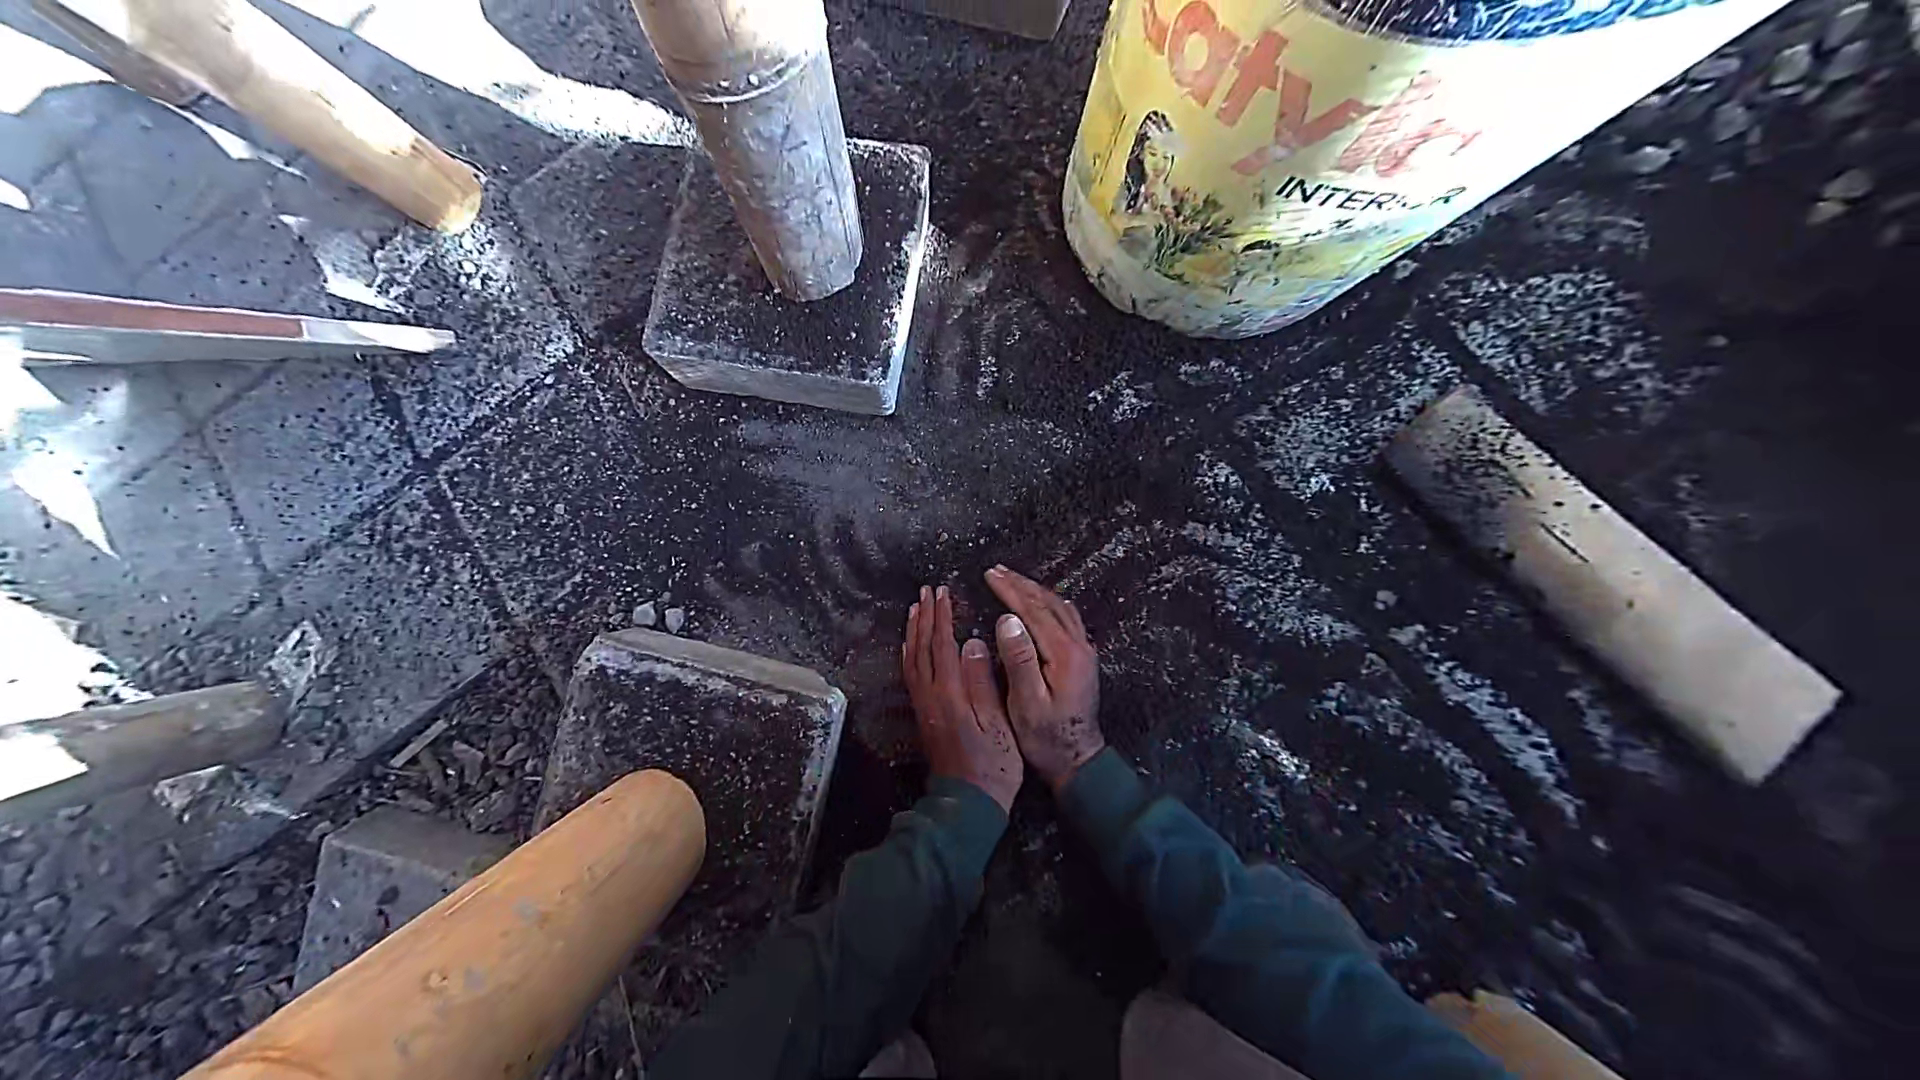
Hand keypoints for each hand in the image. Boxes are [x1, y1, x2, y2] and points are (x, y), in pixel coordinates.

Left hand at [903, 585, 1022, 810]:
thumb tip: (972, 643)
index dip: (942, 617)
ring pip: (912, 658)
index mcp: (950, 695)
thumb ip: (983, 682)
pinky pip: (910, 674)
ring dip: (913, 630)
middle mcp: (931, 696)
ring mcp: (924, 706)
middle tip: (927, 591)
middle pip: (922, 647)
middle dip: (924, 617)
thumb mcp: (997, 724)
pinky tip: (910, 645)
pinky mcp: (924, 715)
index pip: (942, 645)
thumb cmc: (992, 766)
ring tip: (916, 608)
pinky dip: (909, 653)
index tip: (944, 592)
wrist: (967, 804)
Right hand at [984, 566, 1104, 789]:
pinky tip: (1039, 603)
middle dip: (1021, 584)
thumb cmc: (1046, 737)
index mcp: (1063, 654)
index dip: (1010, 591)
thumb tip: (1007, 620)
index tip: (989, 576)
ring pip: (1060, 607)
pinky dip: (1048, 603)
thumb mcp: (1027, 703)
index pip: (1034, 611)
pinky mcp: (1082, 658)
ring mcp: (1084, 651)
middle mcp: (1079, 646)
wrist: (1078, 760)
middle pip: (1049, 603)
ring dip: (1035, 590)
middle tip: (997, 571)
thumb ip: (1019, 660)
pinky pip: (1066, 617)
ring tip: (1013, 580)